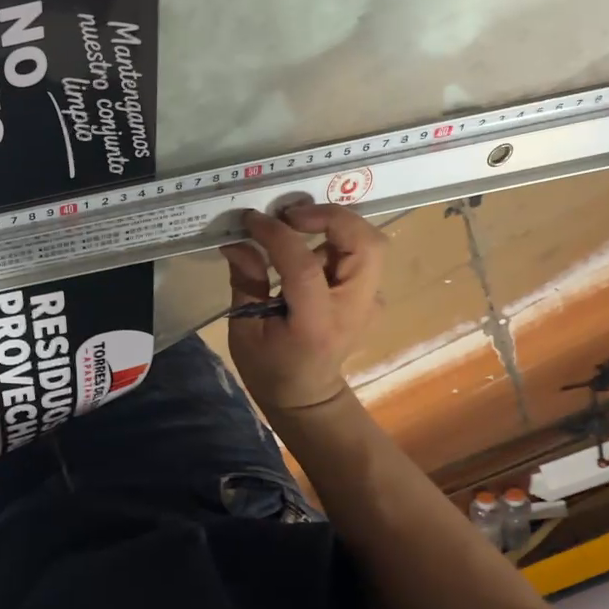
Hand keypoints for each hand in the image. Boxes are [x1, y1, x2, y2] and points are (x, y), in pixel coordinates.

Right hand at [221, 203, 386, 410]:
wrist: (306, 395)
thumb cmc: (268, 368)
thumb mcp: (244, 330)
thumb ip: (246, 282)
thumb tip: (237, 241)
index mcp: (316, 323)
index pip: (306, 267)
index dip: (278, 236)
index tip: (252, 220)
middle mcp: (354, 308)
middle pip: (366, 244)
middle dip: (331, 217)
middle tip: (291, 213)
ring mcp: (370, 301)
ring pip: (369, 244)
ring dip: (334, 226)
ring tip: (295, 226)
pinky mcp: (370, 295)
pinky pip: (358, 256)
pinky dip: (334, 242)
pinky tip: (306, 248)